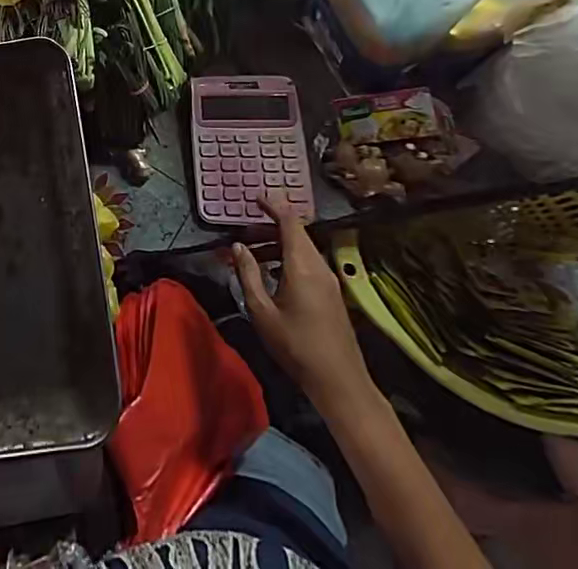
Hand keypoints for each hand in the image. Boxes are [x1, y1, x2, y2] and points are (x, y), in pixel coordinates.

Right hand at [232, 192, 375, 413]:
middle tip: (243, 231)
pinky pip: (308, 263)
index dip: (273, 205)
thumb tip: (238, 247)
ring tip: (251, 253)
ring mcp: (329, 279)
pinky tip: (271, 274)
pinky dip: (287, 258)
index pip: (290, 221)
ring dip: (277, 244)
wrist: (339, 380)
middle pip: (296, 233)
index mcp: (302, 264)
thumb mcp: (262, 311)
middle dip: (269, 226)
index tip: (255, 198)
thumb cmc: (296, 346)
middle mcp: (319, 265)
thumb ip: (248, 274)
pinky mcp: (331, 292)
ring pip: (302, 249)